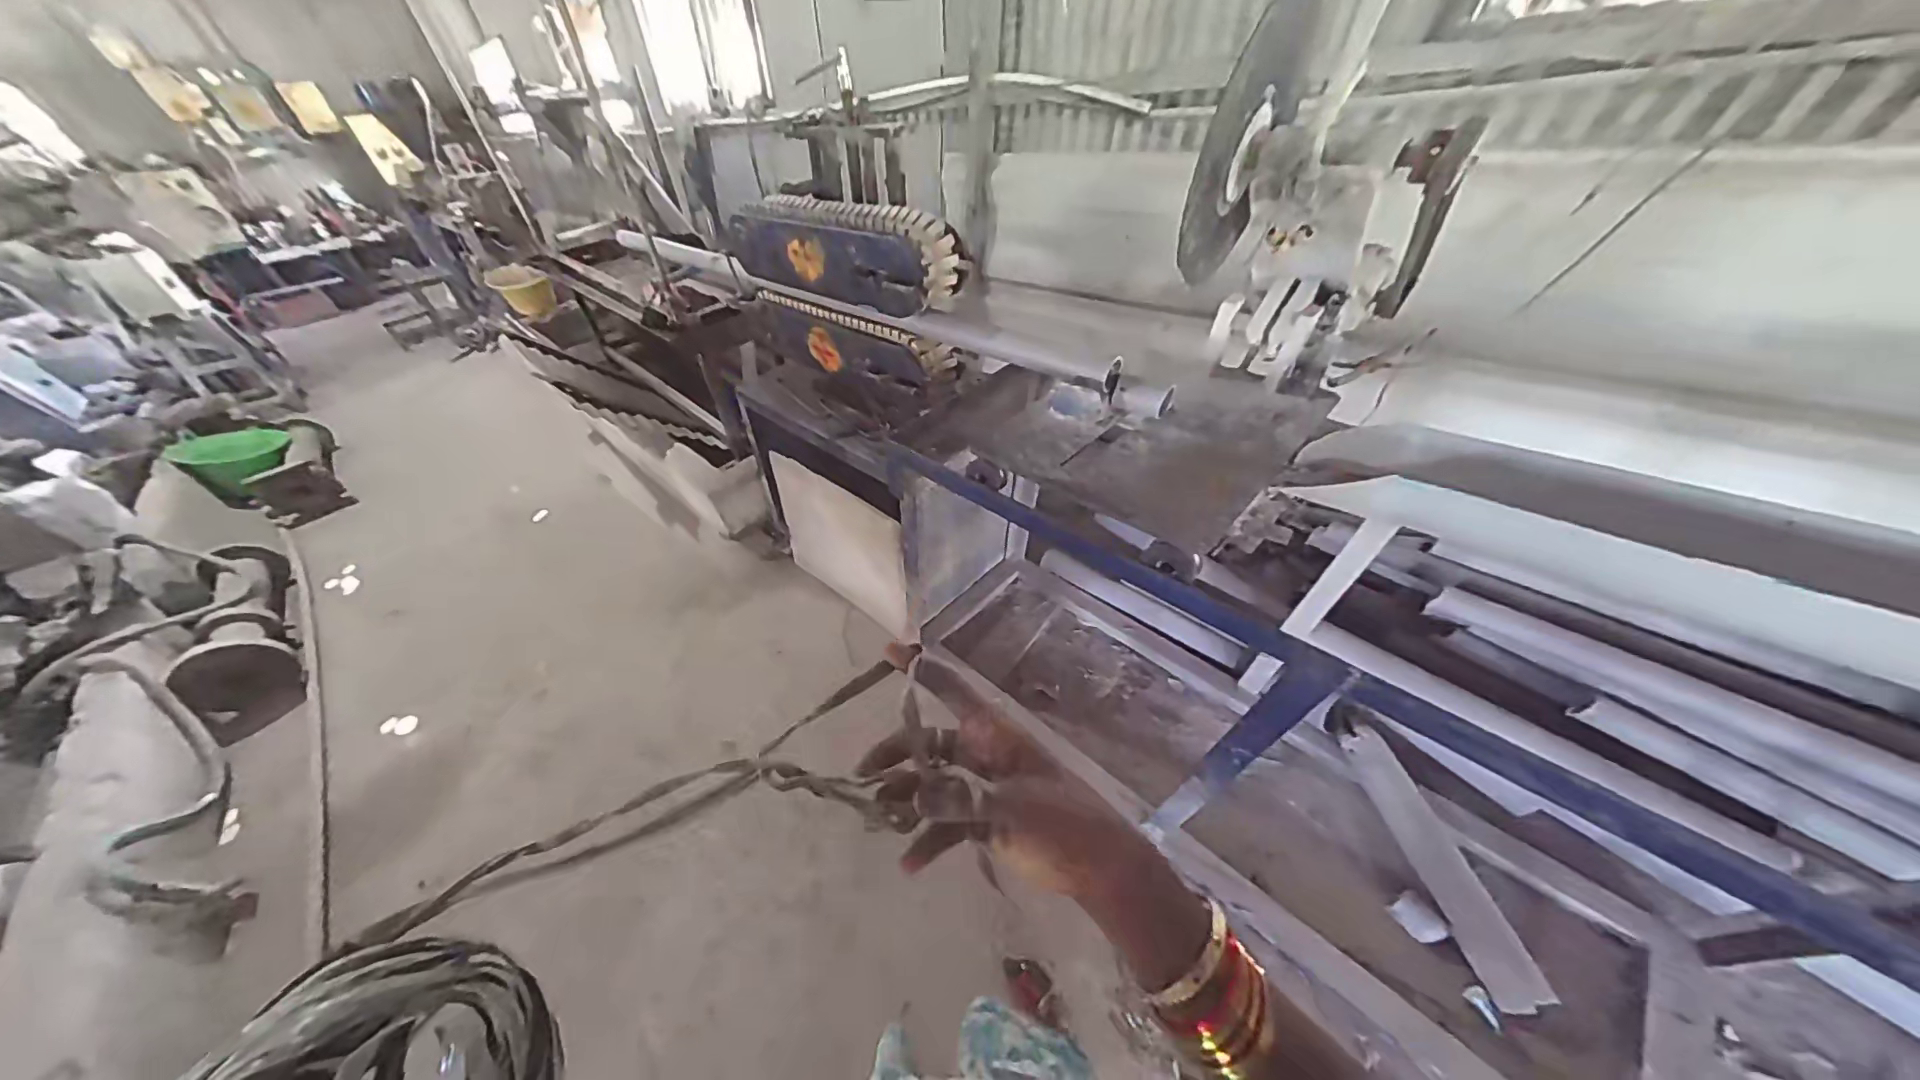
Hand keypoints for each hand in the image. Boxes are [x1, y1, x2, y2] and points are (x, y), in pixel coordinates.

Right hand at [856, 657, 1161, 900]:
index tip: (890, 649)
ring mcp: (981, 786)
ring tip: (879, 821)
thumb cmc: (1060, 822)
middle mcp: (982, 753)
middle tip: (862, 776)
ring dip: (906, 800)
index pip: (952, 691)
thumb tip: (913, 797)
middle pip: (929, 744)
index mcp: (993, 734)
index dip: (921, 668)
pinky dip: (928, 840)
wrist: (1097, 866)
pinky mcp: (982, 819)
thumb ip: (960, 800)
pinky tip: (910, 864)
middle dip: (895, 755)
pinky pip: (946, 822)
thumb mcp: (1010, 809)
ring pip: (932, 783)